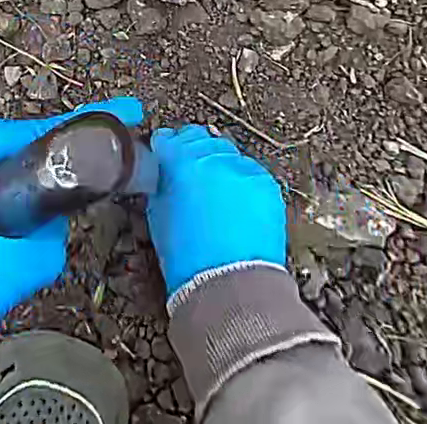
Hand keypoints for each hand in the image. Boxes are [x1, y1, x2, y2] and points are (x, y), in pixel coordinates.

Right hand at [147, 125, 287, 294]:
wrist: (231, 288)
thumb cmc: (190, 262)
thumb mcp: (159, 219)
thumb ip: (161, 184)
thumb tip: (163, 171)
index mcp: (185, 166)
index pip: (170, 139)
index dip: (165, 145)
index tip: (164, 149)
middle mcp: (216, 161)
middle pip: (200, 140)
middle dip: (191, 151)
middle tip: (187, 169)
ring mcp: (244, 171)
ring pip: (226, 154)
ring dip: (217, 166)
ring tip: (213, 192)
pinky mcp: (266, 184)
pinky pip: (249, 172)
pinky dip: (240, 182)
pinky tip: (234, 204)